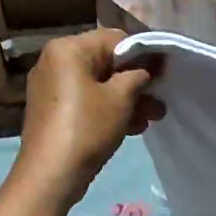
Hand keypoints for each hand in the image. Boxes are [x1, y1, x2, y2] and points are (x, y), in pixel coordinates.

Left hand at [10, 28, 160, 207]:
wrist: (50, 175)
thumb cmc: (87, 129)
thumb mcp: (121, 99)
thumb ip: (138, 76)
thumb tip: (149, 67)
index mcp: (68, 49)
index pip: (114, 39)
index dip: (144, 55)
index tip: (164, 74)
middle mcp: (55, 62)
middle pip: (105, 64)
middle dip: (136, 83)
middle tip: (160, 101)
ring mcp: (51, 88)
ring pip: (97, 86)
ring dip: (126, 100)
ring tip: (152, 118)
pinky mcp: (52, 112)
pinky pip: (86, 102)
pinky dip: (108, 110)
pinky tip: (131, 127)